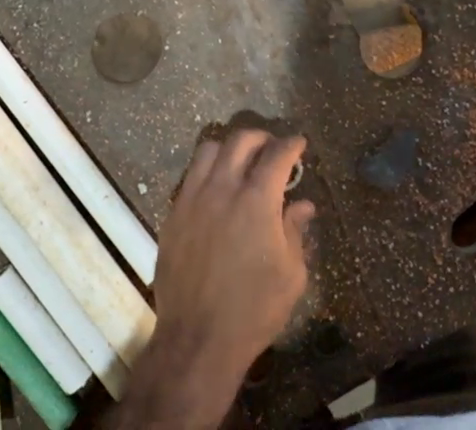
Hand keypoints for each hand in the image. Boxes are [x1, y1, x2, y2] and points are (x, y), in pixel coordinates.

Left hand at [152, 130, 314, 379]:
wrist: (198, 339)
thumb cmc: (254, 309)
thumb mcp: (290, 273)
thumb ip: (295, 231)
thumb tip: (302, 206)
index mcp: (257, 200)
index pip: (277, 154)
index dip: (291, 144)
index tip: (299, 143)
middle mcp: (222, 189)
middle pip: (240, 141)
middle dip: (261, 137)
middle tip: (273, 148)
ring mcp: (192, 200)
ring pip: (209, 151)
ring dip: (230, 149)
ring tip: (241, 162)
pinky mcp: (172, 216)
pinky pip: (189, 177)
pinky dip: (206, 171)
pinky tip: (216, 189)